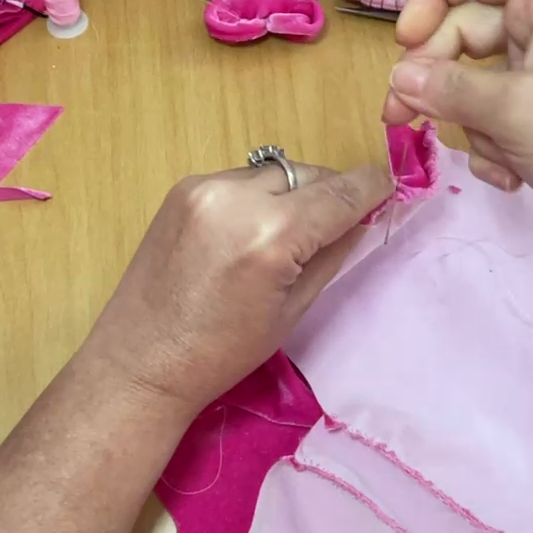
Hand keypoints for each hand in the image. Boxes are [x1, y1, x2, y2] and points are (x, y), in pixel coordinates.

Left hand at [77, 162, 392, 414]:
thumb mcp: (292, 310)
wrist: (140, 359)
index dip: (373, 188)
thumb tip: (362, 217)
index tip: (392, 187)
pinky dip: (256, 198)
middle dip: (328, 194)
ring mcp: (203, 187)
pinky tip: (245, 232)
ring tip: (283, 234)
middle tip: (334, 227)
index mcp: (270, 235)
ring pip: (274, 173)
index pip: (341, 192)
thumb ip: (332, 253)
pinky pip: (240, 180)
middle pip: (308, 172)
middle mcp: (236, 197)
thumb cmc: (221, 352)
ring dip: (291, 193)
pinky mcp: (182, 188)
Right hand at [382, 0, 532, 259]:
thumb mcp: (515, 111)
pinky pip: (501, 116)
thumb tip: (399, 78)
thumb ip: (447, 89)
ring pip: (478, 81)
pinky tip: (512, 176)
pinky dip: (496, 146)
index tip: (405, 45)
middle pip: (466, 29)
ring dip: (472, 123)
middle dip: (434, 77)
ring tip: (496, 157)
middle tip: (399, 118)